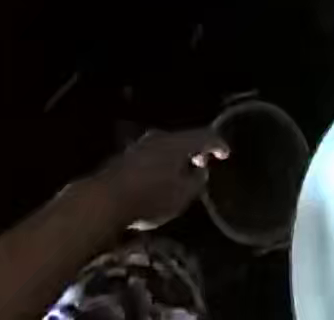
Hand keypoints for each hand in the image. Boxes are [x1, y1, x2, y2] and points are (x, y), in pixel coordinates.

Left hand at [91, 128, 229, 229]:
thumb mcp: (181, 196)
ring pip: (168, 145)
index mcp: (175, 143)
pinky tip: (165, 177)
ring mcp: (142, 144)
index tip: (226, 153)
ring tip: (187, 172)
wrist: (107, 198)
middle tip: (206, 164)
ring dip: (180, 156)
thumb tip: (201, 170)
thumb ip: (196, 181)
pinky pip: (156, 153)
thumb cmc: (149, 199)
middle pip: (184, 138)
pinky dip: (166, 161)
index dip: (216, 143)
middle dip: (196, 150)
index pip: (202, 136)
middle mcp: (158, 137)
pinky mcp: (130, 154)